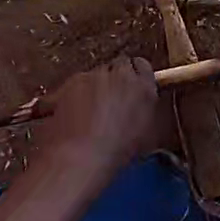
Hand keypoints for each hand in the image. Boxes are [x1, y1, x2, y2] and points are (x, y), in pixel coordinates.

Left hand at [40, 57, 166, 167]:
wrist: (83, 155)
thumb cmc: (116, 152)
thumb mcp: (146, 134)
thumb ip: (145, 109)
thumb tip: (140, 104)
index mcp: (143, 87)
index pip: (142, 65)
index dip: (135, 75)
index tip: (131, 85)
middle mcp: (120, 75)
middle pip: (118, 65)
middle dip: (115, 78)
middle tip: (111, 100)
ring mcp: (94, 76)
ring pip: (96, 74)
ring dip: (95, 86)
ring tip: (90, 113)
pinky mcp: (73, 81)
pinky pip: (76, 83)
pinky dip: (75, 94)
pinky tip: (74, 114)